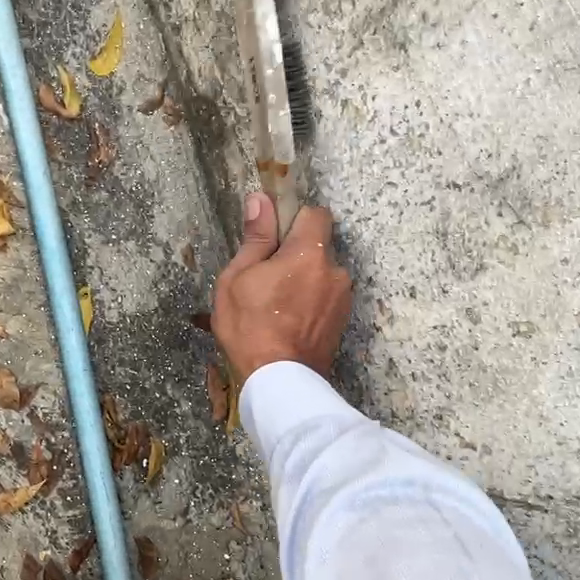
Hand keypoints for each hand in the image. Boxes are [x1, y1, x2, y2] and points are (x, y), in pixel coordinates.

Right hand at [212, 193, 352, 378]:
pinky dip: (308, 303)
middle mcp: (334, 269)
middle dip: (294, 256)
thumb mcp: (237, 279)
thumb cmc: (250, 326)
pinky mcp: (342, 320)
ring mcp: (342, 297)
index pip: (315, 213)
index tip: (272, 238)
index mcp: (309, 252)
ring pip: (320, 275)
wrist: (279, 380)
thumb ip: (255, 238)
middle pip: (316, 247)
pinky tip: (286, 323)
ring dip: (302, 282)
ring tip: (274, 307)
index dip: (293, 220)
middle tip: (264, 280)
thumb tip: (259, 200)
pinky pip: (324, 298)